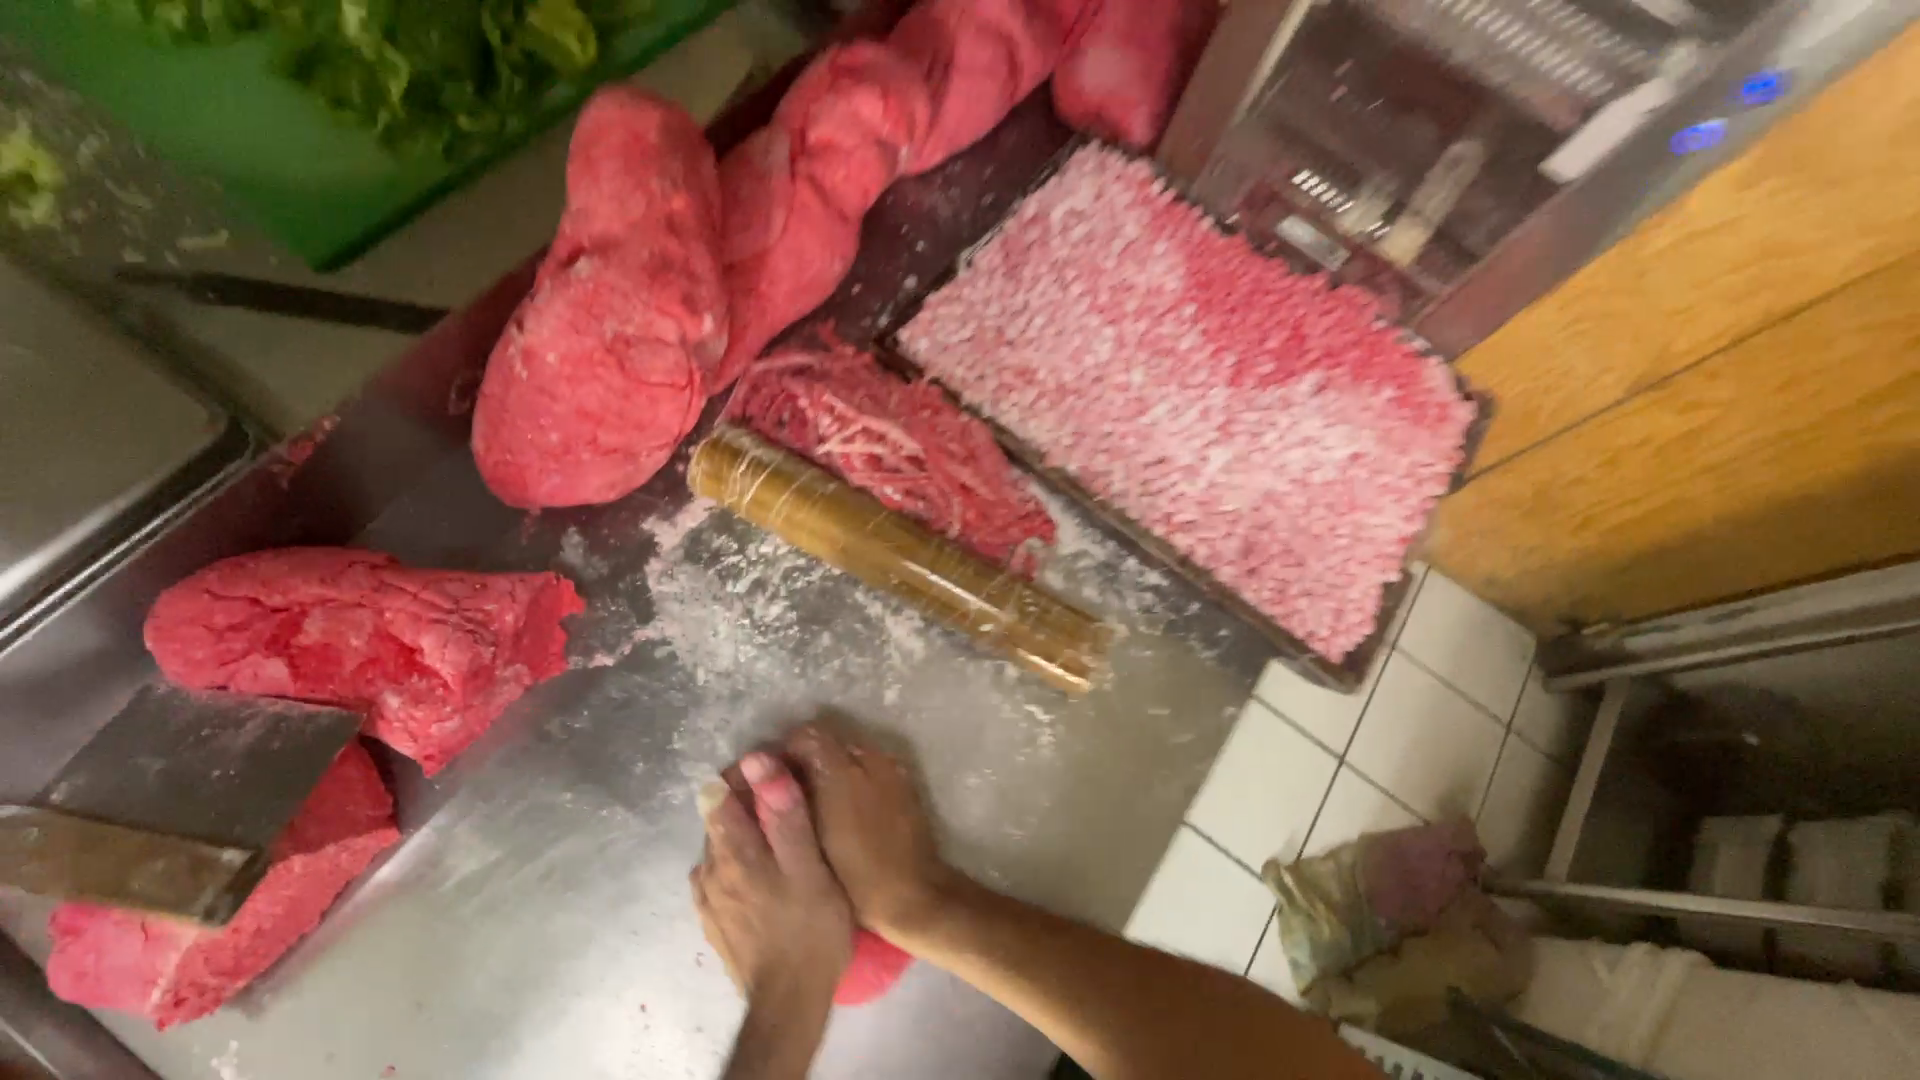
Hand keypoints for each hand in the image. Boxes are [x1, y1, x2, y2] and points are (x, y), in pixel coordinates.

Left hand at [692, 751, 853, 1005]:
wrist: (790, 1002)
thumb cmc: (809, 927)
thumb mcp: (809, 865)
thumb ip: (785, 814)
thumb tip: (759, 762)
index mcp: (733, 851)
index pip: (720, 791)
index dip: (746, 773)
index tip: (777, 769)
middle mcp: (710, 870)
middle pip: (719, 819)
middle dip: (747, 801)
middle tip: (787, 799)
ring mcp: (707, 900)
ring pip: (720, 848)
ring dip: (743, 834)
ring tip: (779, 837)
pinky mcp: (714, 922)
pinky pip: (720, 877)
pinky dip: (738, 863)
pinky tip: (763, 874)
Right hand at [785, 723, 958, 944]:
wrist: (911, 895)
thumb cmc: (855, 873)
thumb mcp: (811, 837)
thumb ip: (790, 796)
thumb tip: (771, 773)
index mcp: (843, 767)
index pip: (805, 736)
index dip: (782, 753)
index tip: (767, 779)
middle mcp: (870, 757)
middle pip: (829, 742)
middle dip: (806, 760)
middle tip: (786, 793)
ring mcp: (892, 769)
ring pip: (850, 755)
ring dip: (830, 769)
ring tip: (813, 803)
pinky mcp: (905, 784)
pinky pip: (871, 769)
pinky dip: (853, 780)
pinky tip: (841, 810)